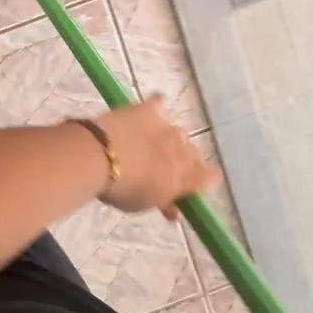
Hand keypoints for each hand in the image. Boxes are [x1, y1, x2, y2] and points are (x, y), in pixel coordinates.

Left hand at [91, 95, 219, 216]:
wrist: (102, 157)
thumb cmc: (124, 189)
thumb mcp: (145, 203)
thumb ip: (163, 202)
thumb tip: (173, 209)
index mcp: (187, 177)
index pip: (210, 177)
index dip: (203, 180)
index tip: (190, 185)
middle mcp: (185, 149)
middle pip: (192, 154)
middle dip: (181, 161)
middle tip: (160, 168)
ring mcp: (168, 127)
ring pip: (177, 133)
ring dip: (167, 139)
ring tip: (149, 143)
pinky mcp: (149, 109)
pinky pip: (159, 103)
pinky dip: (156, 107)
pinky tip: (148, 111)